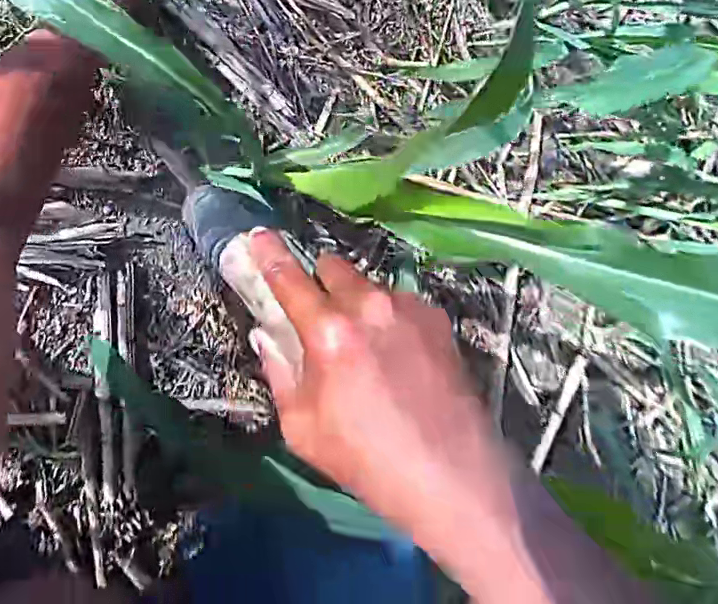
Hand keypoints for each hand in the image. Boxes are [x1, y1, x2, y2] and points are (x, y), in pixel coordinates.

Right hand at [250, 231, 653, 603]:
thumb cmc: (368, 462)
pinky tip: (400, 356)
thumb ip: (278, 372)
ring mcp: (407, 309)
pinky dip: (389, 317)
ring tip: (368, 345)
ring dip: (356, 301)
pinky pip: (398, 301)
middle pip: (330, 266)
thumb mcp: (302, 429)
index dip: (269, 253)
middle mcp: (368, 307)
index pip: (288, 278)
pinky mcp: (436, 319)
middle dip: (319, 282)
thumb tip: (266, 335)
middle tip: (321, 316)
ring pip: (366, 284)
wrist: (458, 484)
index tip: (258, 233)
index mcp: (329, 333)